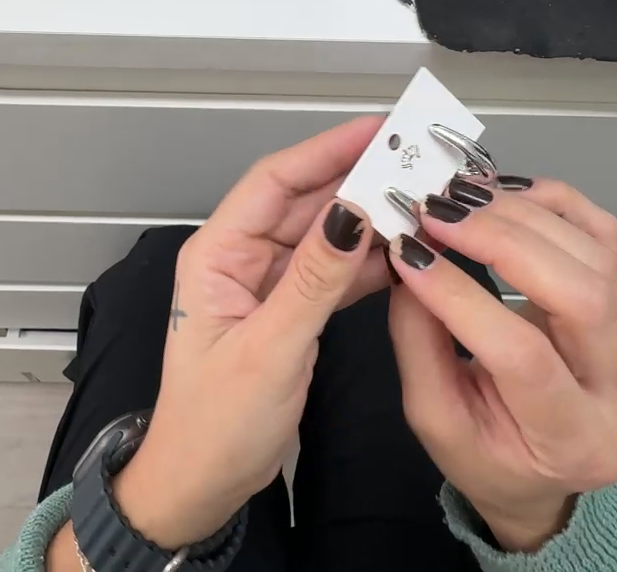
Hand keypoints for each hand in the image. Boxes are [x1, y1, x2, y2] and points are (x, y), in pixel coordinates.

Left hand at [113, 117, 392, 547]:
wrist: (200, 486)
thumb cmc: (217, 423)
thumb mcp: (271, 348)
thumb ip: (315, 279)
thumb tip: (355, 212)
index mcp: (217, 253)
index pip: (274, 182)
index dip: (326, 150)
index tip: (377, 131)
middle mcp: (239, 256)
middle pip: (301, 201)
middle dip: (354, 178)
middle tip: (411, 161)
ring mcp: (264, 282)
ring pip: (320, 234)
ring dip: (364, 219)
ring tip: (416, 200)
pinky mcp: (287, 308)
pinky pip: (328, 271)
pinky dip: (363, 262)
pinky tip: (401, 252)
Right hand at [386, 179, 616, 552]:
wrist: (540, 471)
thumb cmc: (483, 454)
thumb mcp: (432, 416)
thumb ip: (418, 339)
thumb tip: (409, 257)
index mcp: (571, 439)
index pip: (524, 354)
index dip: (461, 296)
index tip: (409, 251)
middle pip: (581, 295)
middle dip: (502, 241)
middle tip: (438, 212)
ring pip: (595, 257)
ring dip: (522, 214)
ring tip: (460, 197)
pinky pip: (601, 236)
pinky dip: (555, 202)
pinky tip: (504, 193)